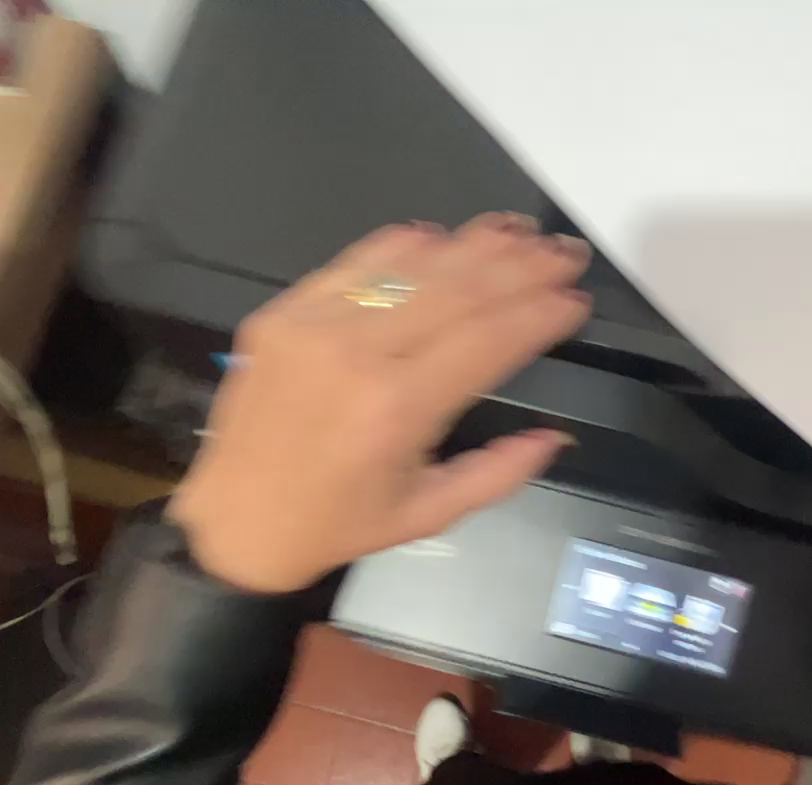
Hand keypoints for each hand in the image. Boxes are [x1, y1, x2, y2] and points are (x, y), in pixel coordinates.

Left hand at [170, 213, 592, 593]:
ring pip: (413, 264)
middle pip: (460, 288)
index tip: (576, 299)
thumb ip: (499, 474)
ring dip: (476, 243)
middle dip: (524, 266)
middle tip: (566, 252)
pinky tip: (447, 237)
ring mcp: (314, 323)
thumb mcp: (427, 515)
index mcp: (398, 411)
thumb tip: (556, 436)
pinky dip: (408, 243)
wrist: (235, 522)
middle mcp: (358, 354)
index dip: (540, 313)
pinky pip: (358, 260)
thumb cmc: (337, 525)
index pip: (490, 339)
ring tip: (521, 232)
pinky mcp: (284, 311)